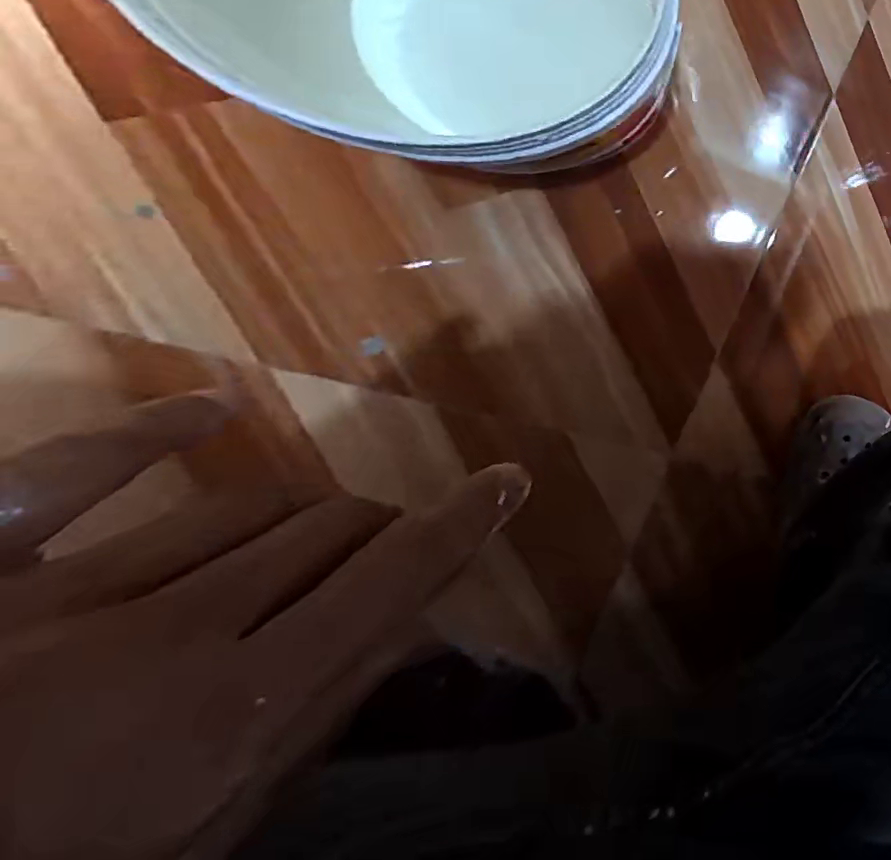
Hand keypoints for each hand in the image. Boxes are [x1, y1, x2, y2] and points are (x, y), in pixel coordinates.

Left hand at [0, 390, 530, 859]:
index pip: (392, 578)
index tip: (506, 481)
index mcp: (229, 711)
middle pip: (328, 528)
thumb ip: (318, 716)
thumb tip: (417, 622)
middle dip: (380, 530)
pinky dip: (142, 436)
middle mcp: (158, 638)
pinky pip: (57, 475)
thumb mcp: (209, 828)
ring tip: (307, 539)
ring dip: (302, 517)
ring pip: (241, 508)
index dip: (464, 521)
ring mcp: (49, 600)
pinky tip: (211, 408)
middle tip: (386, 551)